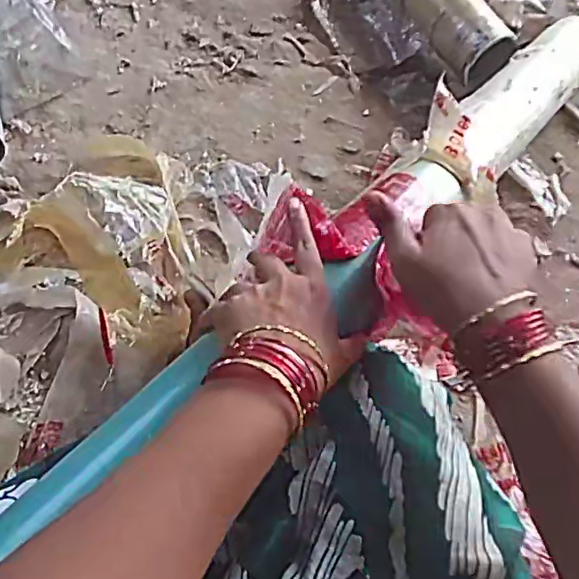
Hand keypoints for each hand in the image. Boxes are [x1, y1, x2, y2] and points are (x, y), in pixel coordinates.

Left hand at [206, 199, 363, 387]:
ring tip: (235, 315)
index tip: (294, 203)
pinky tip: (214, 330)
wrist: (279, 374)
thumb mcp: (342, 354)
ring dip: (238, 295)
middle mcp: (282, 282)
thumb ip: (352, 342)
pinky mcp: (227, 307)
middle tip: (253, 270)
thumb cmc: (315, 363)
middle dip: (258, 263)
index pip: (307, 246)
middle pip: (265, 260)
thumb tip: (365, 339)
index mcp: (312, 287)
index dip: (300, 224)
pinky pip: (215, 307)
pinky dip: (214, 316)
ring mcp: (253, 292)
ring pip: (239, 284)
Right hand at [365, 196, 536, 332]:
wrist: (492, 321)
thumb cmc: (442, 292)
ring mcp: (507, 226)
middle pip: (460, 221)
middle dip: (454, 241)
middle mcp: (480, 209)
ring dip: (478, 246)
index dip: (428, 243)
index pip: (431, 218)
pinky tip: (494, 279)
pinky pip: (507, 245)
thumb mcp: (404, 261)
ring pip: (485, 231)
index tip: (429, 266)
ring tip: (473, 278)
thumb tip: (373, 196)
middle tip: (449, 274)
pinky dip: (501, 257)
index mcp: (447, 211)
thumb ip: (390, 224)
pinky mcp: (527, 245)